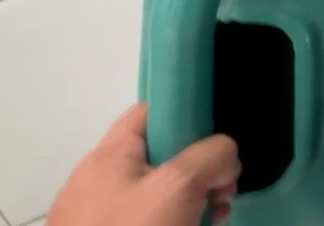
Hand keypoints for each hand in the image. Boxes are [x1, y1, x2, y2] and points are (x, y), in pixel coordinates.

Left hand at [50, 104, 238, 225]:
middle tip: (224, 184)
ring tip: (216, 212)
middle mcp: (99, 181)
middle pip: (166, 149)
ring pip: (164, 186)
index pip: (153, 108)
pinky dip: (181, 216)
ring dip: (198, 193)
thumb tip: (224, 161)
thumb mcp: (181, 183)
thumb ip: (215, 152)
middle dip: (204, 163)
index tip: (220, 128)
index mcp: (106, 157)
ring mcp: (100, 215)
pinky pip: (153, 214)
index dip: (190, 108)